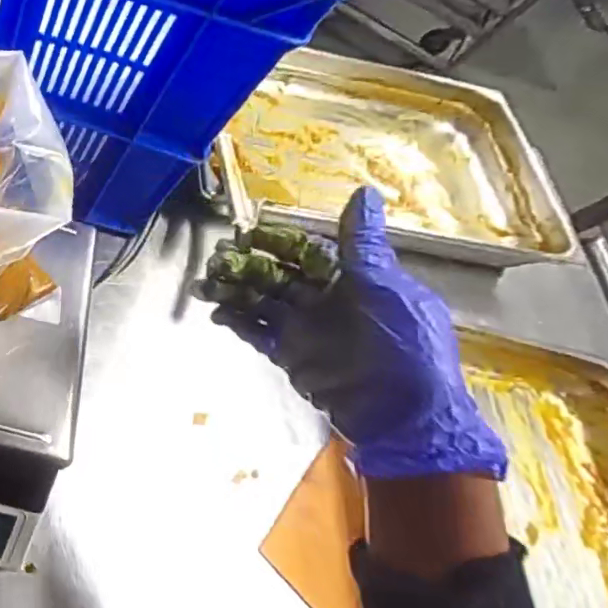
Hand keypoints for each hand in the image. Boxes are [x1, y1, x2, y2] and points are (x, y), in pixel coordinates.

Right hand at [202, 187, 506, 480]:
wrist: (402, 414)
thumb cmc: (403, 344)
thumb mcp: (385, 287)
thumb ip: (363, 244)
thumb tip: (363, 193)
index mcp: (351, 279)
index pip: (306, 251)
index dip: (276, 241)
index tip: (247, 232)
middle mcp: (324, 301)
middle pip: (277, 276)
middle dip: (246, 266)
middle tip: (216, 258)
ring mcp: (305, 330)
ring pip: (261, 303)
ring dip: (233, 292)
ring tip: (204, 285)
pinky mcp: (290, 357)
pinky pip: (258, 335)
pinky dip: (237, 324)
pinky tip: (216, 314)